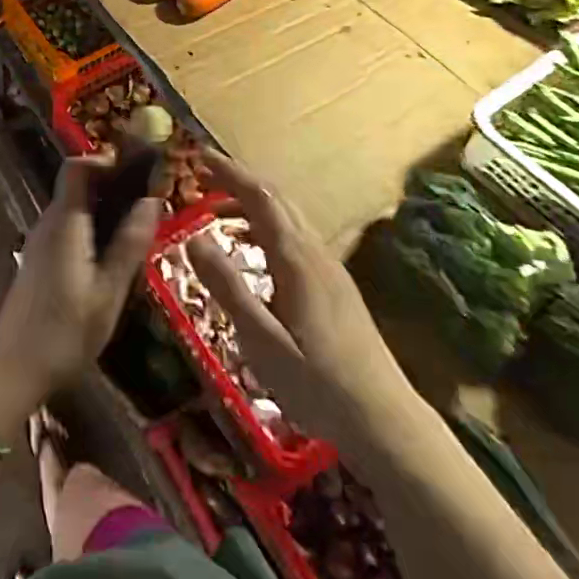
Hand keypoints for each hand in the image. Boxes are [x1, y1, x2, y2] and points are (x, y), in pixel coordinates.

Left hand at [0, 154, 162, 401]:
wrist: (14, 366)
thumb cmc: (66, 331)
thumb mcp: (109, 290)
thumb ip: (129, 243)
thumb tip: (152, 201)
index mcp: (63, 224)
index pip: (76, 167)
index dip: (105, 161)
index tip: (139, 173)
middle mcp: (47, 224)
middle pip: (76, 186)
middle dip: (113, 186)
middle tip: (150, 206)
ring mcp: (40, 242)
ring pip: (74, 209)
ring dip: (105, 210)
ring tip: (140, 231)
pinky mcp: (39, 260)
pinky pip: (68, 229)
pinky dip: (92, 230)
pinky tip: (114, 258)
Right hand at [185, 150, 416, 446]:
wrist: (385, 422)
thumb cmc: (317, 383)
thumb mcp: (261, 339)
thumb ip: (227, 287)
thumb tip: (193, 238)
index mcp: (297, 261)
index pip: (261, 199)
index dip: (229, 173)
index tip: (197, 156)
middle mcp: (316, 256)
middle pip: (277, 201)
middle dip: (239, 181)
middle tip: (200, 176)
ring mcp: (330, 271)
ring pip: (288, 219)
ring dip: (251, 204)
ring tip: (214, 211)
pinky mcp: (334, 289)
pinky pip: (294, 239)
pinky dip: (265, 227)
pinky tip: (250, 251)